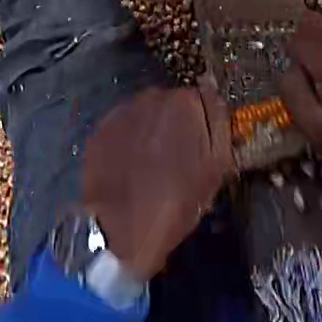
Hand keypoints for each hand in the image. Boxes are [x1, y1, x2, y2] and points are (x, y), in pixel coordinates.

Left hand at [81, 80, 232, 278]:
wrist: (121, 226)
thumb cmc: (176, 201)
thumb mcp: (215, 168)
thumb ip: (218, 125)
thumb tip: (213, 95)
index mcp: (186, 103)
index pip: (203, 101)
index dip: (203, 124)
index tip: (202, 146)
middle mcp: (154, 96)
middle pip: (173, 105)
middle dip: (176, 125)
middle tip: (177, 158)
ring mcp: (124, 109)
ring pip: (146, 114)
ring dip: (151, 130)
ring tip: (150, 164)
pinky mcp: (102, 126)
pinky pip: (124, 127)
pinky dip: (128, 139)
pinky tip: (129, 165)